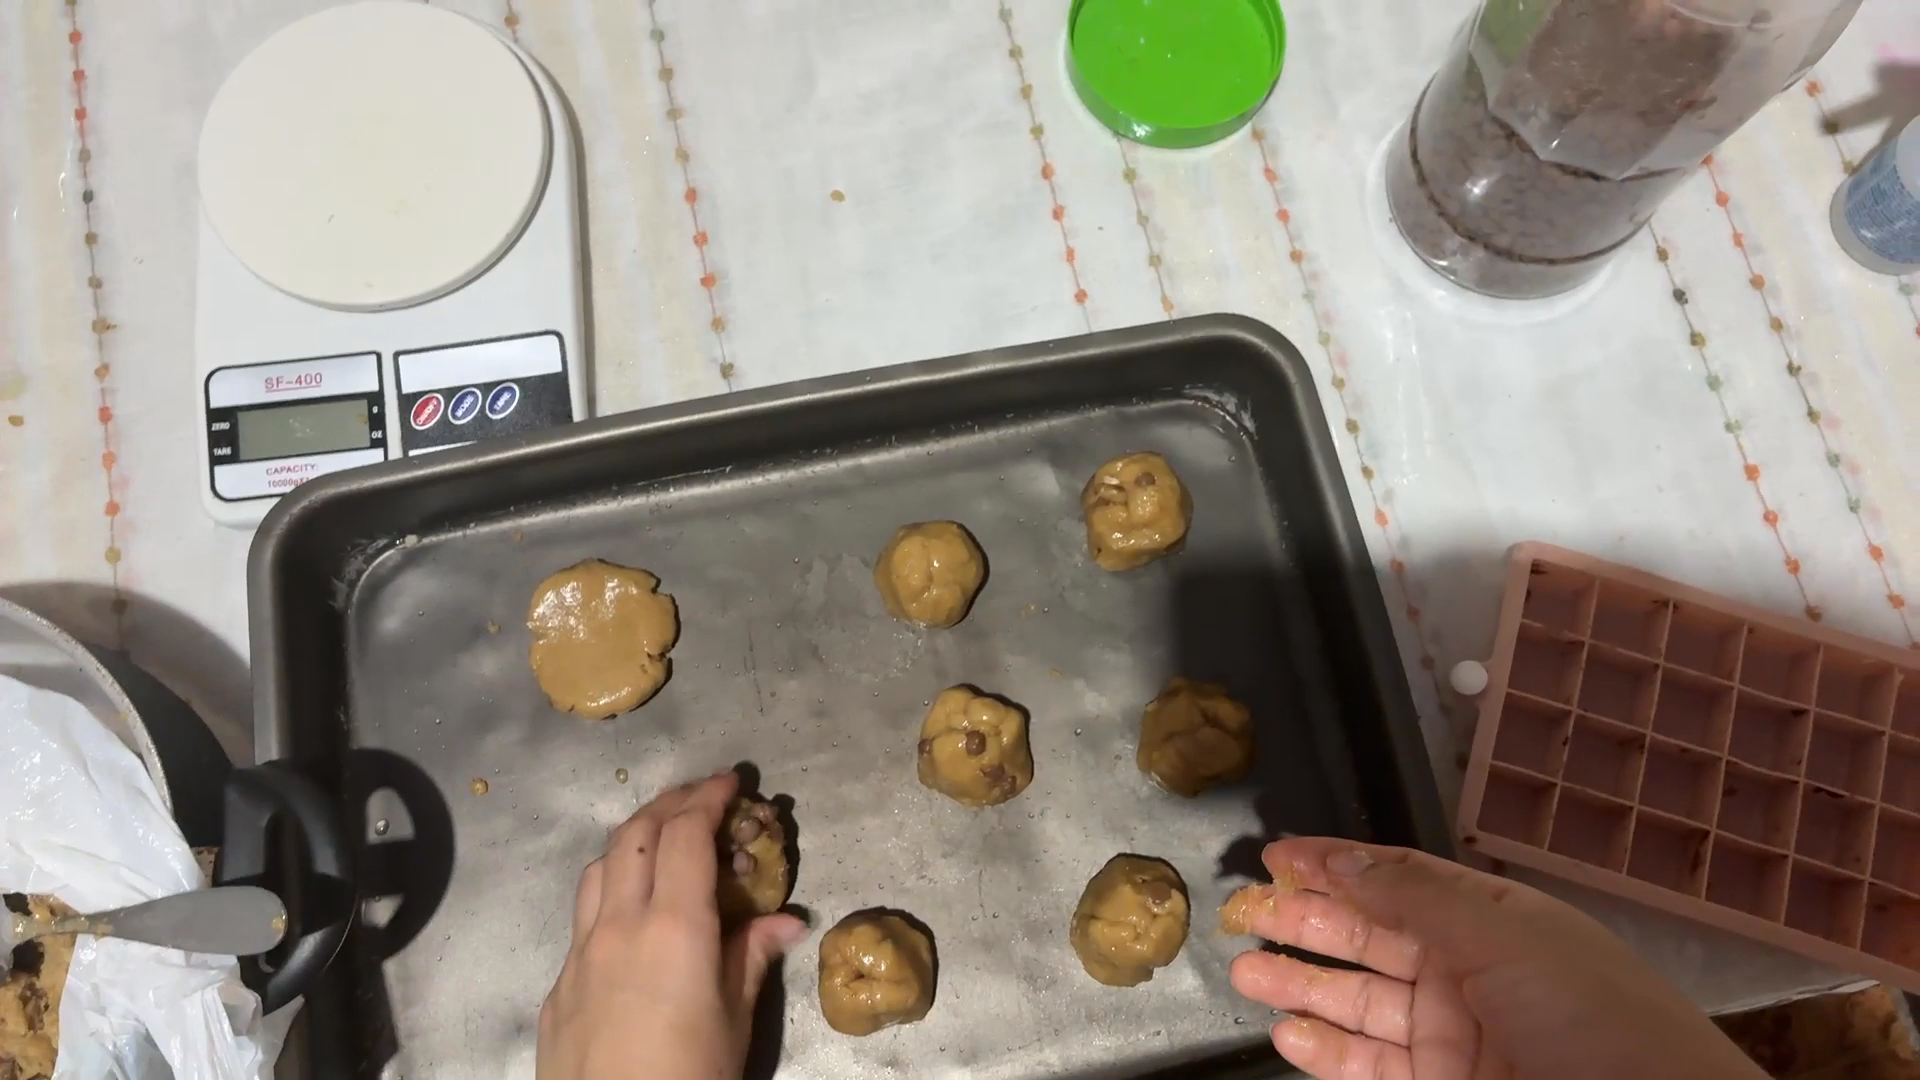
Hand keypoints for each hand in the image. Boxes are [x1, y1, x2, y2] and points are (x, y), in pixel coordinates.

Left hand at [537, 770, 808, 1079]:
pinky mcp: (557, 988)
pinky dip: (613, 887)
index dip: (708, 797)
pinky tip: (635, 914)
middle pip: (635, 833)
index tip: (731, 781)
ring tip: (667, 839)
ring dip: (635, 837)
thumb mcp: (737, 1018)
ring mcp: (579, 955)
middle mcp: (619, 926)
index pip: (685, 833)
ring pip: (600, 865)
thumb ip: (754, 953)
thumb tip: (789, 920)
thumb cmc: (692, 1075)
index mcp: (673, 926)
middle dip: (672, 802)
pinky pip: (584, 915)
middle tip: (703, 797)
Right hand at [1229, 838, 1766, 1079]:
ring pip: (1357, 1001)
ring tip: (1246, 977)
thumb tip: (1336, 855)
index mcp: (1486, 922)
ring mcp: (1451, 1037)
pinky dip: (1327, 1052)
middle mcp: (1462, 971)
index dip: (1332, 864)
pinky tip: (1289, 1035)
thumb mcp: (1506, 939)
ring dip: (1300, 987)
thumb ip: (1412, 894)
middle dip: (1301, 923)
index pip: (1391, 878)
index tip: (1274, 856)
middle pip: (1363, 936)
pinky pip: (1371, 1064)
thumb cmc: (1593, 1022)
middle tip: (1243, 914)